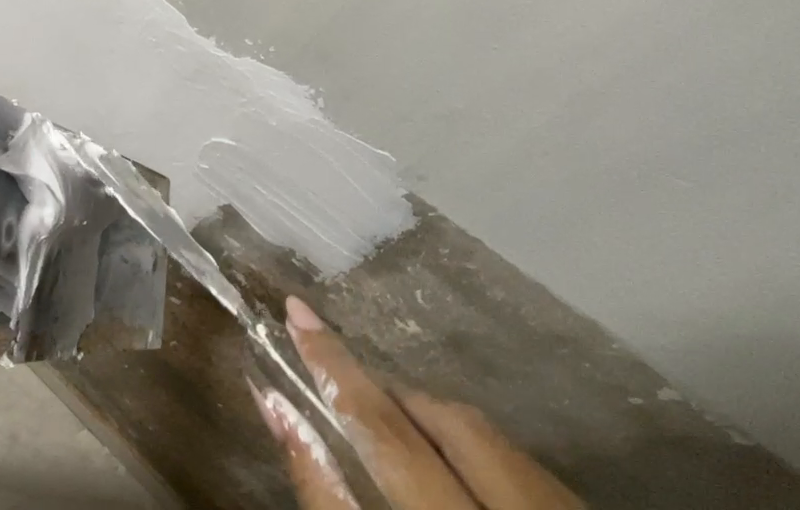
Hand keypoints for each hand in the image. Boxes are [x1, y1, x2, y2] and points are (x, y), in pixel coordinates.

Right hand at [252, 295, 584, 509]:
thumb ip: (323, 489)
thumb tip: (276, 406)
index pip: (380, 429)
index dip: (333, 366)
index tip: (297, 311)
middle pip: (444, 423)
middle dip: (392, 401)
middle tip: (356, 406)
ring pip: (487, 437)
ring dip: (434, 427)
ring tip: (407, 454)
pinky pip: (523, 463)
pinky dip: (477, 456)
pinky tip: (460, 484)